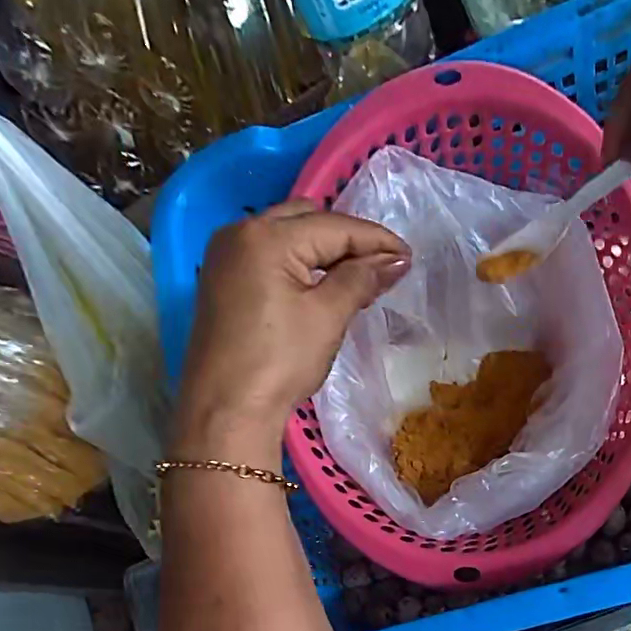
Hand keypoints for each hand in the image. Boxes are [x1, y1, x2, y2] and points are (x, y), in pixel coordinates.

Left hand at [175, 202, 408, 460]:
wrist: (226, 410)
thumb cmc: (280, 362)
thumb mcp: (327, 317)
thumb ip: (361, 279)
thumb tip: (395, 260)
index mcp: (266, 237)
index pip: (333, 226)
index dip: (376, 240)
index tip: (408, 257)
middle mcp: (239, 233)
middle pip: (307, 220)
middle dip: (348, 239)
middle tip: (382, 268)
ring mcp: (225, 257)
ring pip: (287, 236)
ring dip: (324, 251)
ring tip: (358, 279)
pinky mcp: (222, 281)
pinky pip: (269, 256)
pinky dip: (299, 264)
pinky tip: (321, 286)